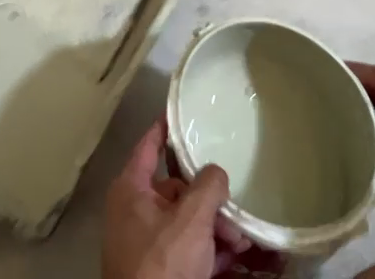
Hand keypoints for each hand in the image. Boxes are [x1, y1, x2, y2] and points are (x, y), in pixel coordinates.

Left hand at [103, 120, 264, 278]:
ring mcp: (148, 242)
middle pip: (179, 190)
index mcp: (131, 189)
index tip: (182, 111)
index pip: (149, 145)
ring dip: (218, 229)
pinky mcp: (161, 268)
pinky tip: (237, 256)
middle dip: (212, 202)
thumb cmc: (162, 262)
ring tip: (244, 241)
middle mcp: (136, 210)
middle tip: (235, 215)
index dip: (166, 127)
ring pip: (189, 222)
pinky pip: (191, 249)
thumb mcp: (190, 219)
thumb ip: (207, 186)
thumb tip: (216, 172)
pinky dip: (212, 251)